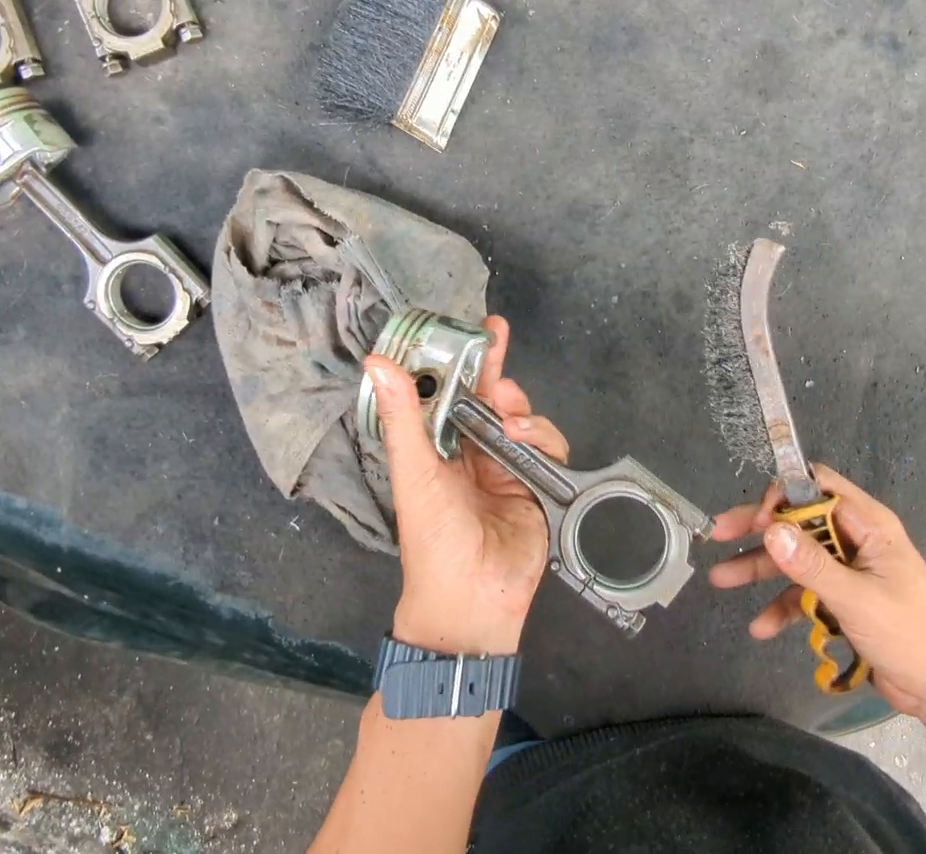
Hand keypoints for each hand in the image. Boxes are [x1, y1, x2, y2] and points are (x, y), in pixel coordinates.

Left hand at [365, 315, 566, 655]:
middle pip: (490, 397)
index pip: (451, 394)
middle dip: (494, 366)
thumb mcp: (414, 473)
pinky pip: (548, 446)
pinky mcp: (539, 484)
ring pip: (522, 417)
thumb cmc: (434, 538)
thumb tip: (376, 361)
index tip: (466, 327)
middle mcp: (474, 452)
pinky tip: (526, 436)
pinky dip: (542, 435)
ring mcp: (509, 467)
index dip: (459, 361)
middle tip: (497, 336)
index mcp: (439, 449)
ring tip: (507, 405)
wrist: (473, 598)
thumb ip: (403, 417)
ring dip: (517, 403)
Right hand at [708, 465, 925, 718]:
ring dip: (760, 569)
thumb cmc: (911, 635)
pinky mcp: (842, 601)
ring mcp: (848, 571)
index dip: (784, 496)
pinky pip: (803, 594)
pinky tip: (762, 628)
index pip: (818, 488)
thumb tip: (770, 529)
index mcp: (869, 525)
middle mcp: (856, 540)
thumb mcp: (857, 599)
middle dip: (758, 529)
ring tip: (720, 580)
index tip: (759, 522)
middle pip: (798, 522)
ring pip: (794, 558)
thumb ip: (811, 565)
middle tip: (718, 535)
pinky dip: (781, 607)